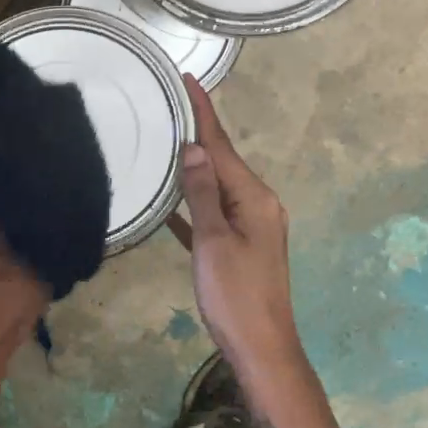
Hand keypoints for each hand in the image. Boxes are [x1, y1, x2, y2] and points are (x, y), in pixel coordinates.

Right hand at [178, 74, 296, 360]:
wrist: (261, 348)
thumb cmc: (235, 293)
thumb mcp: (214, 241)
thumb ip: (203, 193)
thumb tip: (195, 148)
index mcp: (255, 198)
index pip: (224, 146)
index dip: (204, 113)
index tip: (189, 80)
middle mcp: (258, 204)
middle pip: (223, 161)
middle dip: (198, 134)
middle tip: (167, 105)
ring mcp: (250, 226)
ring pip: (216, 186)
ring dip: (194, 166)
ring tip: (166, 143)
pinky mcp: (239, 246)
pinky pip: (212, 212)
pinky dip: (193, 201)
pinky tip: (171, 199)